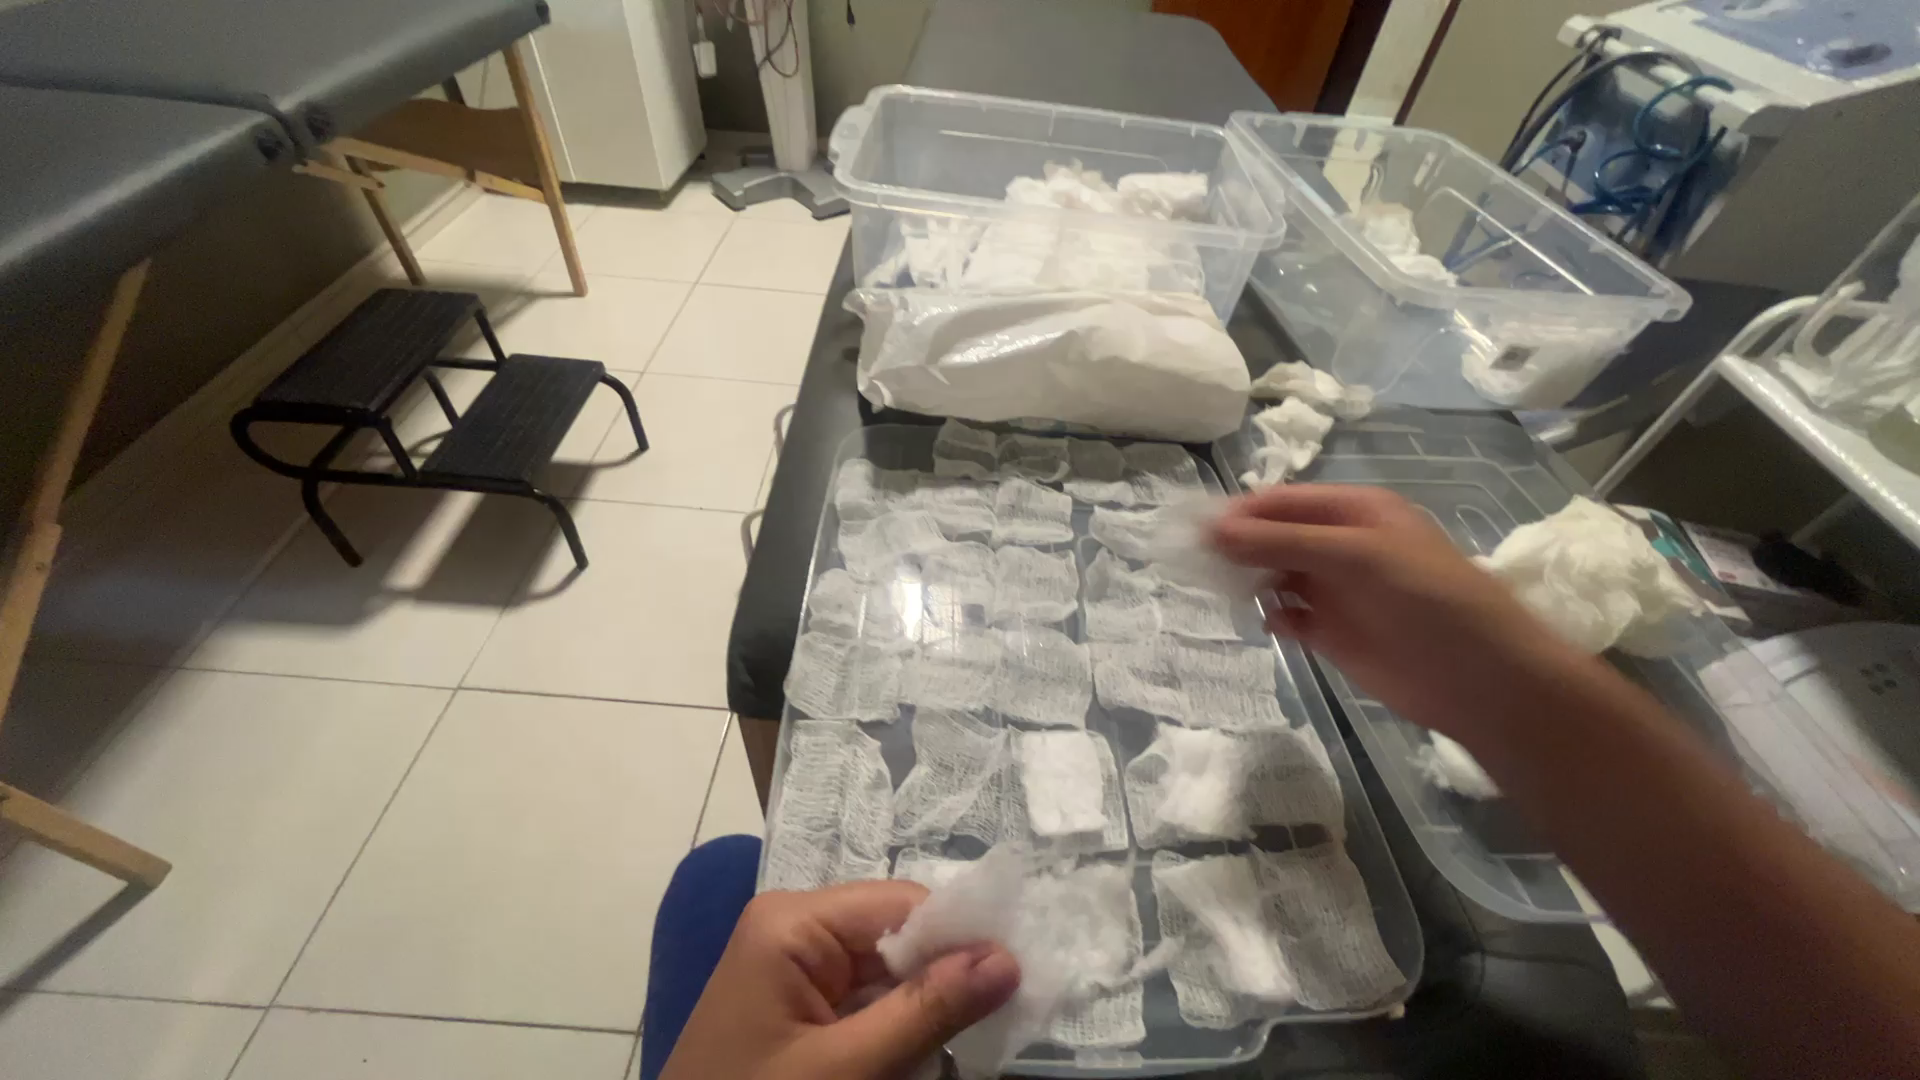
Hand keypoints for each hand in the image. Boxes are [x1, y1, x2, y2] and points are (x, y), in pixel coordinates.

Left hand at [660, 882, 1020, 1079]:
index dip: (960, 937)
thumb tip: (1008, 958)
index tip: (1015, 977)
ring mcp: (795, 963)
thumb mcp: (846, 1072)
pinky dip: (897, 1028)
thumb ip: (926, 1010)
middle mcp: (795, 925)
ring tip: (967, 1041)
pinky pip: (865, 998)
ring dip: (924, 1009)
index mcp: (794, 921)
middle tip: (999, 1018)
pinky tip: (920, 1057)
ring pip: (887, 970)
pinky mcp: (798, 1001)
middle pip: (896, 935)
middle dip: (943, 978)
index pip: (902, 904)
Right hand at [1211, 484, 1593, 743]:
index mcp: (1353, 512)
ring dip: (1248, 580)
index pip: (1280, 502)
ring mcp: (1335, 589)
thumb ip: (1282, 543)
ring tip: (1221, 592)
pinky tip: (1267, 622)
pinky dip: (1271, 615)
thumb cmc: (1427, 600)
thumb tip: (1210, 531)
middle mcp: (1340, 545)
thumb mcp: (1356, 557)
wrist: (1482, 680)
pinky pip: (1287, 615)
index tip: (1194, 532)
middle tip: (1195, 564)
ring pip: (1274, 574)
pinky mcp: (1331, 631)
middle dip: (1236, 546)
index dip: (1238, 513)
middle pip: (1272, 536)